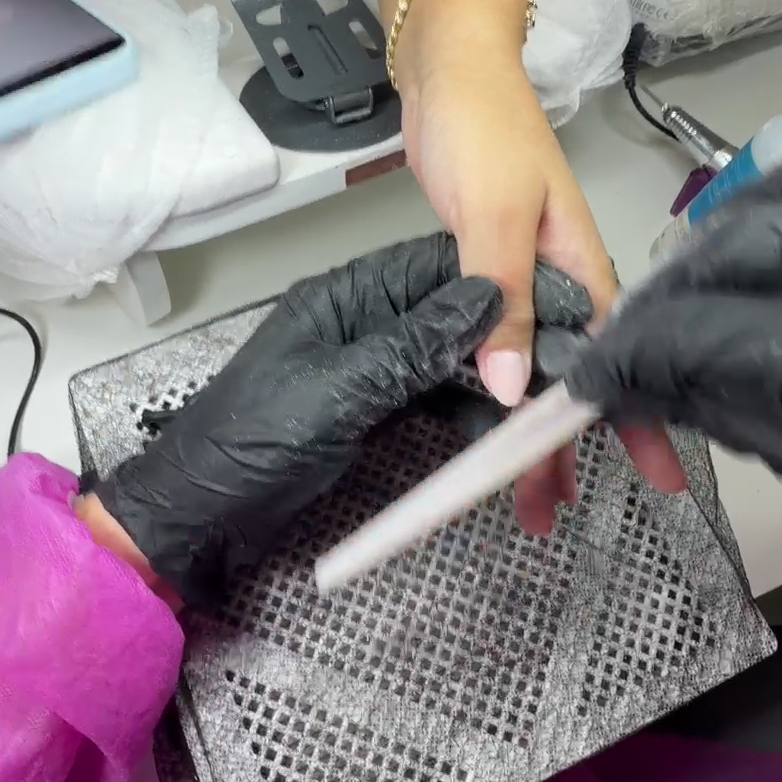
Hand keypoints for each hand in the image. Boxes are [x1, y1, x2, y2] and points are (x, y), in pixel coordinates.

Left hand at [95, 233, 592, 607]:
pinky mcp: (379, 406)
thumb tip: (492, 298)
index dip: (517, 296)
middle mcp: (374, 318)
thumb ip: (414, 344)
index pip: (452, 272)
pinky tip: (504, 458)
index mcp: (356, 293)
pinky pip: (439, 405)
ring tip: (551, 459)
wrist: (202, 508)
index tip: (579, 332)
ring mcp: (378, 365)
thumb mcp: (337, 389)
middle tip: (576, 413)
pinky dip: (473, 429)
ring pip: (459, 372)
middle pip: (465, 327)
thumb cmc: (254, 440)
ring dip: (504, 411)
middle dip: (521, 368)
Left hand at [398, 36, 685, 533]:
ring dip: (528, 424)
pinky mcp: (489, 275)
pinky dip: (499, 385)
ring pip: (535, 367)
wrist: (446, 78)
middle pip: (573, 376)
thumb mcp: (495, 213)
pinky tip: (488, 418)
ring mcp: (524, 280)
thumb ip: (503, 296)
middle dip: (567, 443)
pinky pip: (502, 344)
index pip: (614, 358)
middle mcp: (560, 283)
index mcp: (581, 269)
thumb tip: (511, 388)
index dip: (631, 418)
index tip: (656, 478)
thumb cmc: (483, 131)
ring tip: (520, 486)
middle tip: (552, 508)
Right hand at [565, 142, 781, 643]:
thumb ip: (715, 401)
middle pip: (762, 242)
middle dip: (676, 289)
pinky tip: (781, 244)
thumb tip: (622, 372)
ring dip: (735, 233)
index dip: (640, 347)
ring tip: (702, 281)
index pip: (728, 331)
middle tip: (636, 326)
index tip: (593, 367)